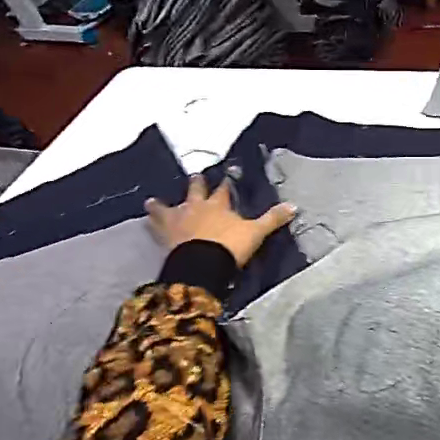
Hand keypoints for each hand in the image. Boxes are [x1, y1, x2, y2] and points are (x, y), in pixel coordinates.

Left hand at [145, 175, 295, 269]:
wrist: (201, 263)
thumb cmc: (229, 245)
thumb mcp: (255, 233)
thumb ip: (272, 219)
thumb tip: (294, 206)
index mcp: (219, 205)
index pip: (224, 190)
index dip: (226, 185)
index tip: (227, 177)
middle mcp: (196, 207)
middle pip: (195, 191)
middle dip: (196, 184)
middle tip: (195, 176)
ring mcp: (178, 220)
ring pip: (167, 208)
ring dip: (160, 205)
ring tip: (151, 201)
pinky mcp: (164, 235)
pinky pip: (154, 226)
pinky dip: (150, 223)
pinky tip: (144, 221)